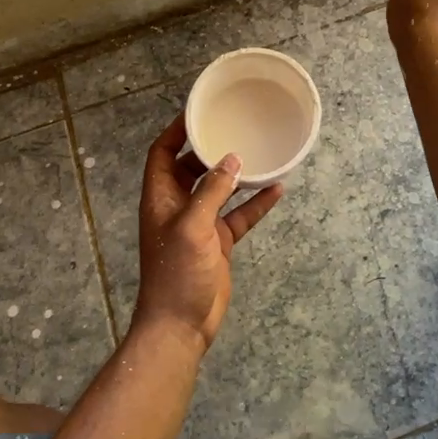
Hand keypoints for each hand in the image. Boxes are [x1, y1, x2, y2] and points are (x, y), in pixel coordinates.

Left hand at [133, 114, 283, 348]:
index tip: (198, 111)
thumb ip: (211, 191)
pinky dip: (255, 203)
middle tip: (234, 126)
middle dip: (210, 149)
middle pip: (191, 167)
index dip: (176, 131)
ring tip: (259, 151)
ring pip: (219, 190)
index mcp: (160, 197)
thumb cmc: (177, 273)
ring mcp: (200, 225)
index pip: (162, 153)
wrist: (181, 327)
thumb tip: (231, 159)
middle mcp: (178, 206)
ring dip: (236, 174)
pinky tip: (277, 188)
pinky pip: (239, 215)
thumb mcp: (192, 226)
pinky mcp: (218, 242)